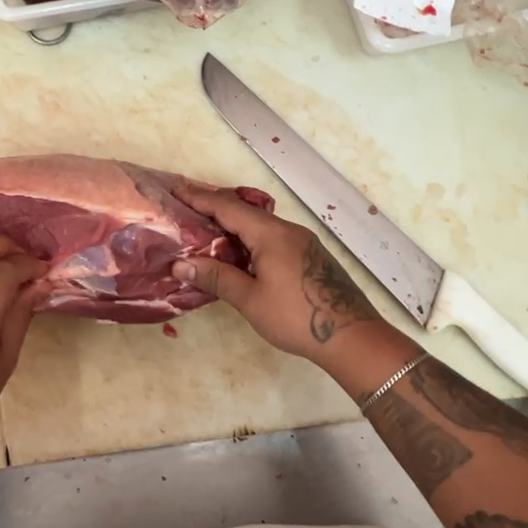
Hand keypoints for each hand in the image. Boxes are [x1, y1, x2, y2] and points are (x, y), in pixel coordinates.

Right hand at [173, 185, 384, 361]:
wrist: (353, 337)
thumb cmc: (297, 317)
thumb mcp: (250, 299)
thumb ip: (215, 277)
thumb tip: (179, 263)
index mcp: (270, 234)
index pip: (227, 207)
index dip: (199, 198)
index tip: (174, 190)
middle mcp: (287, 230)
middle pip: (244, 211)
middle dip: (213, 207)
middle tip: (184, 207)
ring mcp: (301, 242)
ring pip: (259, 225)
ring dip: (231, 224)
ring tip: (203, 229)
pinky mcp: (308, 256)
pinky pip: (270, 237)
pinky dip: (247, 237)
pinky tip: (236, 252)